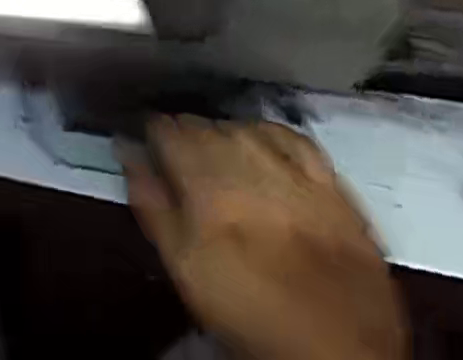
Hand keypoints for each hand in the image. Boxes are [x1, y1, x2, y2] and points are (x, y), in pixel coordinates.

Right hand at [124, 117, 405, 359]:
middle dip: (184, 132)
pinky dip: (269, 133)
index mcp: (203, 181)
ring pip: (241, 126)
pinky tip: (262, 143)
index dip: (151, 132)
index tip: (147, 141)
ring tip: (217, 152)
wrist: (335, 347)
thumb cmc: (246, 306)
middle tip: (180, 154)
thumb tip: (127, 152)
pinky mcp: (328, 181)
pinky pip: (291, 137)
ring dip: (222, 132)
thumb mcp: (182, 264)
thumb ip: (151, 202)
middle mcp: (244, 161)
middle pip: (202, 124)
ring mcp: (289, 168)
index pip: (165, 130)